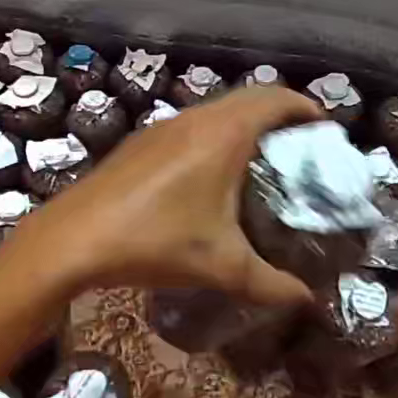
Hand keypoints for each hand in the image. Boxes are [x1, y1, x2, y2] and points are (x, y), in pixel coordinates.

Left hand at [24, 86, 321, 306]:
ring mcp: (165, 125)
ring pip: (219, 107)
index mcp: (224, 135)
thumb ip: (272, 284)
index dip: (305, 107)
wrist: (72, 239)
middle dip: (281, 111)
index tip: (324, 128)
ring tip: (263, 154)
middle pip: (250, 97)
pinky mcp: (144, 139)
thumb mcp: (221, 267)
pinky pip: (195, 122)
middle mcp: (197, 119)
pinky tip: (213, 169)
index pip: (276, 100)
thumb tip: (308, 300)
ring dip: (247, 119)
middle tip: (301, 143)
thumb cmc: (155, 242)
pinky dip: (218, 130)